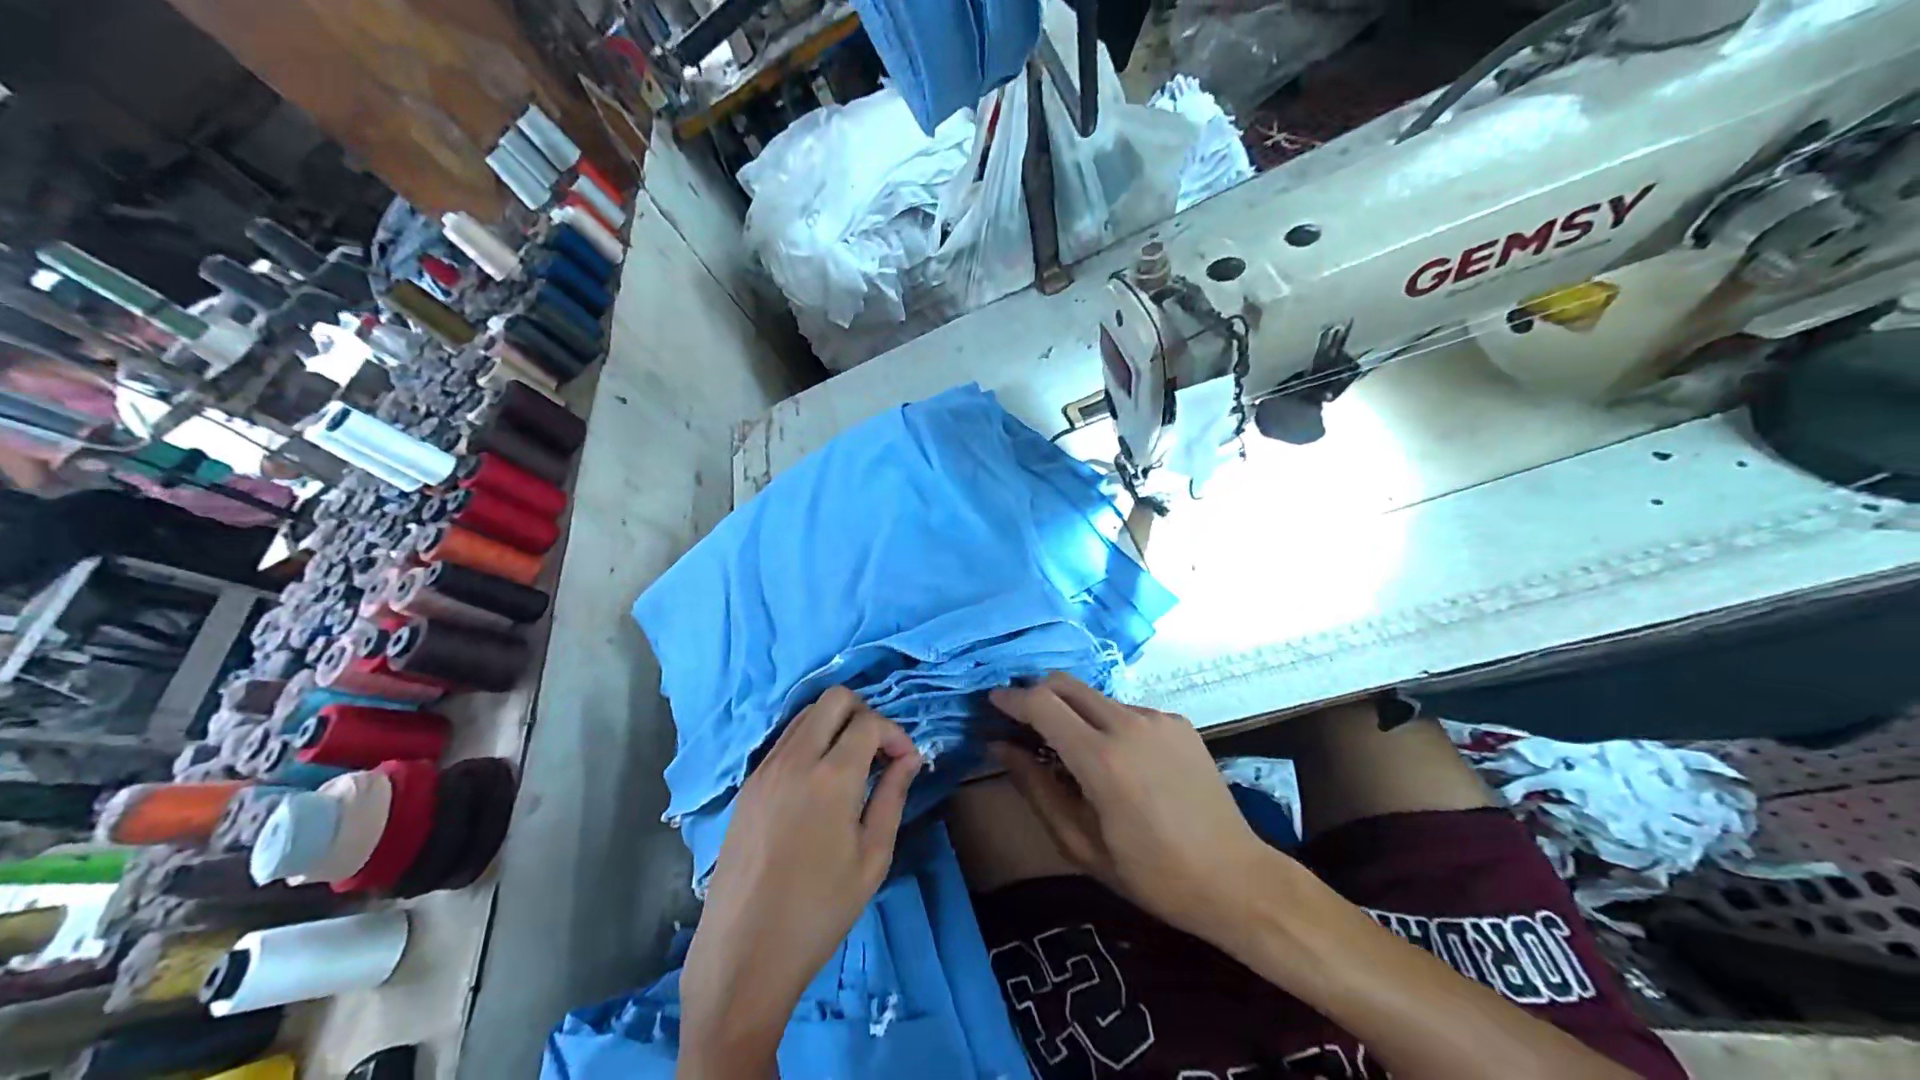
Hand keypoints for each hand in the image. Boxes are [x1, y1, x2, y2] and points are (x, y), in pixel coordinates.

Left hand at [679, 687, 920, 1076]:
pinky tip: (819, 782)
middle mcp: (794, 759)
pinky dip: (810, 742)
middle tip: (878, 752)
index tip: (905, 762)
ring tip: (852, 766)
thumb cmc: (819, 910)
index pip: (869, 721)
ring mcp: (765, 769)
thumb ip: (892, 797)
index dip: (895, 734)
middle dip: (864, 713)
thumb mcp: (872, 858)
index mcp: (831, 776)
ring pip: (806, 714)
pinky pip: (784, 740)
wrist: (744, 951)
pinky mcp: (748, 785)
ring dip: (835, 725)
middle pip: (833, 699)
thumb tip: (909, 758)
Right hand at [988, 673, 1273, 940]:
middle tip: (1022, 721)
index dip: (1010, 698)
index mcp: (1101, 759)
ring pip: (1096, 697)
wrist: (1235, 879)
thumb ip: (1035, 788)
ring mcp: (1158, 719)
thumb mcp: (1080, 844)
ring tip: (1074, 753)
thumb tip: (1000, 747)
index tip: (992, 703)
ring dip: (1073, 712)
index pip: (1041, 703)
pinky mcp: (1179, 723)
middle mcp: (1129, 724)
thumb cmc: (1150, 874)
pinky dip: (1108, 724)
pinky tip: (1119, 762)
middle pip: (1066, 683)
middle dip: (1036, 693)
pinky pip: (1128, 712)